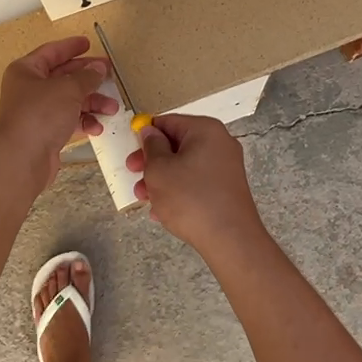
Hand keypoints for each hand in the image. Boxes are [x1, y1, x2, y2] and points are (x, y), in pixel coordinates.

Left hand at [0, 37, 117, 187]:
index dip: (71, 47)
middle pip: (63, 77)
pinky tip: (96, 127)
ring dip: (91, 103)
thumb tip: (98, 68)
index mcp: (26, 71)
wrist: (22, 159)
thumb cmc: (40, 115)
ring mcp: (36, 113)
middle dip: (88, 78)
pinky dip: (83, 122)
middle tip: (109, 74)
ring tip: (112, 107)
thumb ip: (86, 77)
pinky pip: (68, 121)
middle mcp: (29, 89)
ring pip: (69, 101)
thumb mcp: (68, 89)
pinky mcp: (44, 133)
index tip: (88, 43)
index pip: (51, 52)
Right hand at [127, 114, 263, 251]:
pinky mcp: (227, 189)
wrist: (230, 239)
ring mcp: (226, 167)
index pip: (168, 122)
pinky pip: (196, 183)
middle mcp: (220, 143)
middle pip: (176, 145)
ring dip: (161, 180)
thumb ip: (151, 146)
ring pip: (184, 166)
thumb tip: (150, 132)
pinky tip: (162, 212)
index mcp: (205, 130)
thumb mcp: (159, 169)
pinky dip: (178, 192)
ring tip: (144, 200)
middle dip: (151, 162)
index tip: (131, 151)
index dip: (145, 135)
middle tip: (132, 175)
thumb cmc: (189, 198)